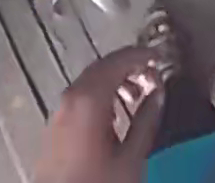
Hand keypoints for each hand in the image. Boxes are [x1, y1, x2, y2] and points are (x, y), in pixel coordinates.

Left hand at [34, 47, 165, 182]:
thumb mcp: (131, 158)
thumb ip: (146, 120)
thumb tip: (158, 91)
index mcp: (89, 97)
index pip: (118, 60)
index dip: (141, 55)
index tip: (160, 56)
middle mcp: (70, 96)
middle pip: (103, 66)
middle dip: (129, 66)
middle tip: (152, 76)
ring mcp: (59, 111)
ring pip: (91, 80)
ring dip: (115, 81)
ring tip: (137, 98)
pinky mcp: (54, 127)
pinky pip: (81, 96)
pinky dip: (101, 94)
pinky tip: (114, 115)